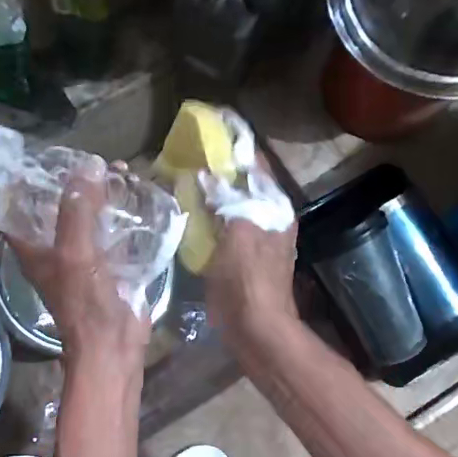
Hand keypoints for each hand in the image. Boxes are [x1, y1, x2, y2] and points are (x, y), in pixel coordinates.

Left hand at [9, 166, 151, 368]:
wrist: (113, 345)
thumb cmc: (84, 303)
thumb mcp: (75, 252)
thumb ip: (79, 210)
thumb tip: (90, 166)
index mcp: (34, 248)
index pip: (20, 207)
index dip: (26, 181)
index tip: (44, 156)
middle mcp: (55, 249)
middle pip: (61, 207)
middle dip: (78, 183)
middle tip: (98, 160)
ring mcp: (84, 257)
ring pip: (90, 217)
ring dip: (104, 196)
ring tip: (123, 171)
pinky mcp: (110, 265)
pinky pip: (114, 233)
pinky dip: (124, 216)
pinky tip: (139, 198)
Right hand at [201, 159, 299, 348]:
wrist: (255, 328)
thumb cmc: (248, 281)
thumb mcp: (237, 234)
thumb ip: (226, 200)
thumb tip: (208, 173)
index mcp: (275, 206)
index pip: (256, 163)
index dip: (235, 145)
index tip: (208, 129)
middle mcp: (270, 216)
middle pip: (243, 182)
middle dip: (218, 167)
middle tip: (188, 153)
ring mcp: (256, 236)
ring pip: (233, 203)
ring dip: (211, 190)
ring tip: (183, 175)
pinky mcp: (241, 255)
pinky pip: (223, 224)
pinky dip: (208, 214)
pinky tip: (188, 211)